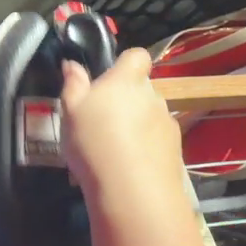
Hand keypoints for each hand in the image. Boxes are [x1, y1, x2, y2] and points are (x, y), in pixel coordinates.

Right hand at [60, 47, 186, 205]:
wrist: (132, 189)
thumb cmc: (94, 141)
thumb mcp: (70, 111)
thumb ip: (73, 84)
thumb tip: (72, 64)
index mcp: (126, 80)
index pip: (136, 56)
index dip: (125, 63)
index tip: (108, 79)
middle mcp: (152, 96)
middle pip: (140, 89)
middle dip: (125, 99)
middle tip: (100, 119)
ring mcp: (167, 122)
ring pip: (149, 115)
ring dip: (135, 123)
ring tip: (113, 147)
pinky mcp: (176, 148)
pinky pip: (156, 138)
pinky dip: (145, 145)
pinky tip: (128, 164)